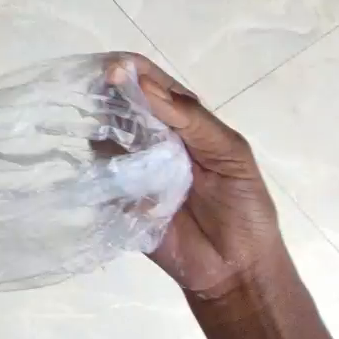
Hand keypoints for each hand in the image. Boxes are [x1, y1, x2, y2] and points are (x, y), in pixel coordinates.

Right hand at [113, 54, 284, 302]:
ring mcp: (129, 159)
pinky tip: (99, 158)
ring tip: (96, 124)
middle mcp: (150, 133)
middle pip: (117, 98)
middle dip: (103, 88)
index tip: (111, 70)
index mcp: (180, 119)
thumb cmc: (244, 208)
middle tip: (94, 90)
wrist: (235, 271)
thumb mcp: (232, 155)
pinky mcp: (114, 187)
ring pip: (101, 127)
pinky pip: (96, 164)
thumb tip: (140, 82)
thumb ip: (191, 118)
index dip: (129, 68)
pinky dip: (94, 156)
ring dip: (95, 120)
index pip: (149, 80)